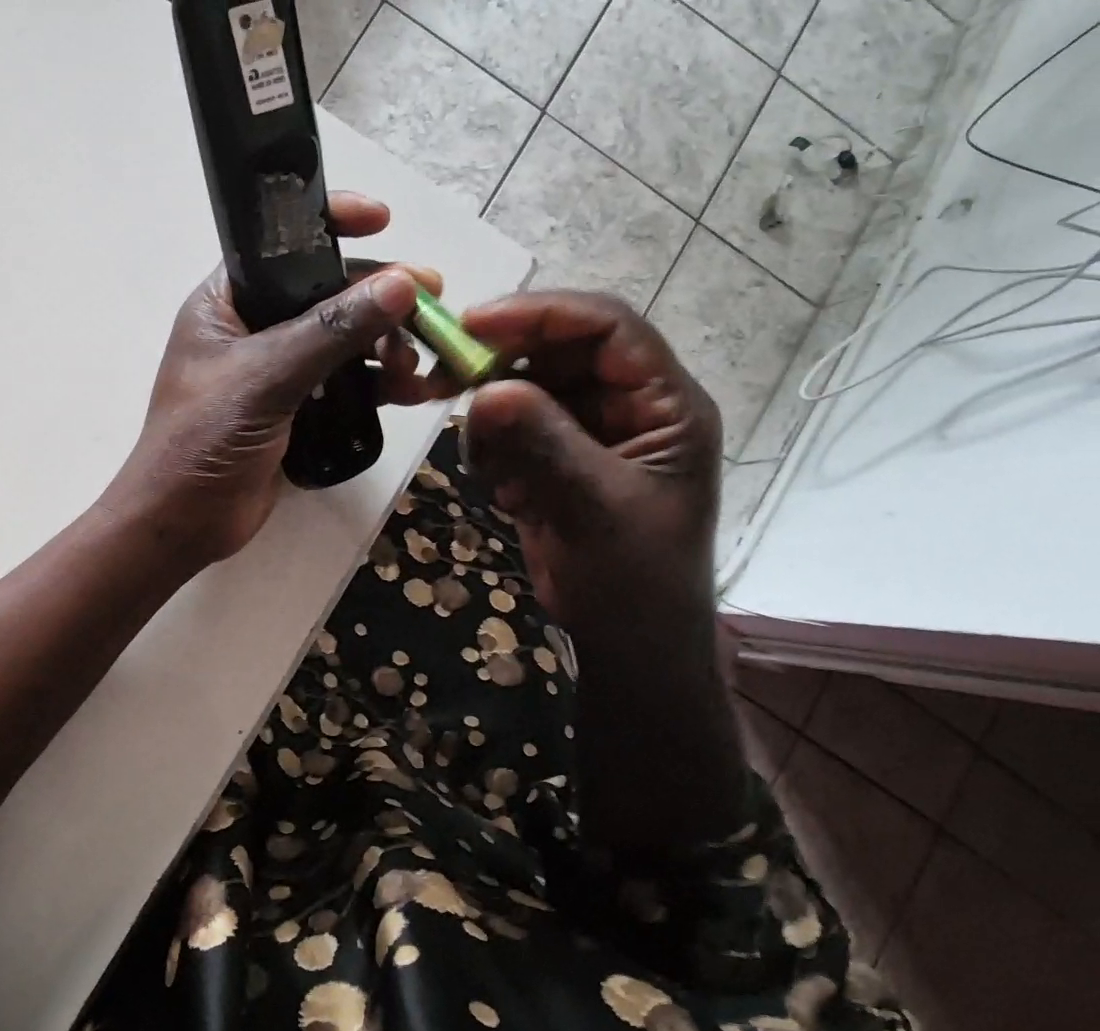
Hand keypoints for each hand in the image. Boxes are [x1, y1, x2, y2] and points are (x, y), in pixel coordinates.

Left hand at [104, 192, 451, 567]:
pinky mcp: (296, 412)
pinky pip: (347, 384)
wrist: (182, 524)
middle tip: (431, 304)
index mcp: (225, 303)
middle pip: (326, 293)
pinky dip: (379, 385)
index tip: (383, 220)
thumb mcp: (264, 377)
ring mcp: (276, 372)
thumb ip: (331, 330)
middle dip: (378, 299)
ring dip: (387, 346)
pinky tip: (412, 393)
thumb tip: (403, 284)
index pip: (281, 244)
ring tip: (419, 365)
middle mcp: (252, 329)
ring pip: (343, 341)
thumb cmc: (203, 441)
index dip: (331, 224)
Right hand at [461, 291, 721, 654]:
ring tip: (493, 472)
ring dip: (493, 423)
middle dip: (500, 366)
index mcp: (663, 404)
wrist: (627, 643)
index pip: (606, 328)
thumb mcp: (593, 507)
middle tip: (440, 382)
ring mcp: (586, 435)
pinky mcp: (554, 463)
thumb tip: (486, 391)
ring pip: (524, 393)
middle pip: (556, 354)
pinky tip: (505, 496)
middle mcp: (625, 407)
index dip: (541, 315)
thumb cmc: (633, 579)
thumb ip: (543, 444)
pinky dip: (491, 455)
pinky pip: (508, 433)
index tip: (471, 326)